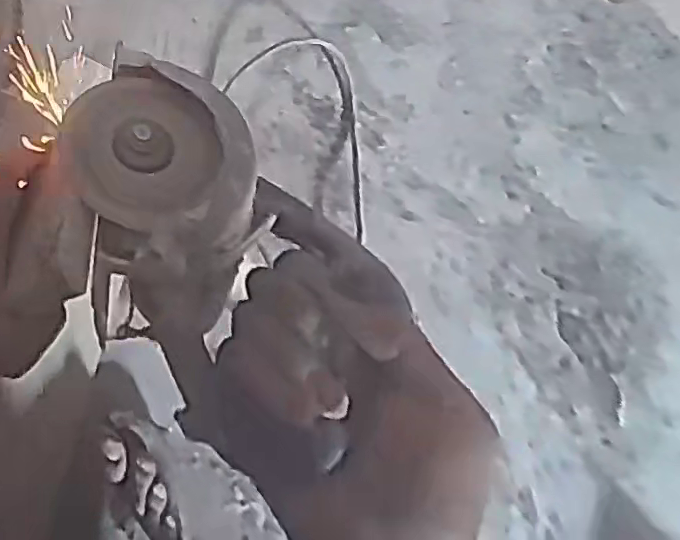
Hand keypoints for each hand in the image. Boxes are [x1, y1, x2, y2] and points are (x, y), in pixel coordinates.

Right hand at [188, 181, 498, 539]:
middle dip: (303, 317)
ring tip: (323, 419)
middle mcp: (311, 331)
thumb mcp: (448, 416)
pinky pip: (231, 360)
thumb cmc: (430, 486)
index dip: (300, 223)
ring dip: (288, 366)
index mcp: (363, 327)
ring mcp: (269, 359)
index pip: (329, 257)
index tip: (264, 195)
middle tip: (336, 377)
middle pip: (282, 279)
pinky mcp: (233, 390)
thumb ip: (401, 342)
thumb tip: (340, 296)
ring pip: (253, 317)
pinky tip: (298, 424)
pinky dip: (264, 388)